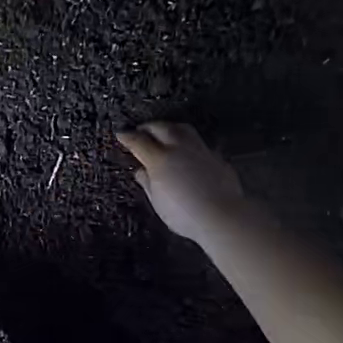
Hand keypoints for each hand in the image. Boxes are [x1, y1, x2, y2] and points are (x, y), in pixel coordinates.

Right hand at [115, 122, 249, 241]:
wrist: (221, 215)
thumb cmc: (184, 215)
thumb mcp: (158, 202)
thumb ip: (148, 183)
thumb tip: (141, 171)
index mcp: (159, 160)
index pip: (138, 142)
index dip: (127, 136)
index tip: (121, 134)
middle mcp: (179, 148)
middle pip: (160, 128)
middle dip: (148, 127)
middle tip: (140, 130)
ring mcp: (199, 150)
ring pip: (182, 128)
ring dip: (169, 127)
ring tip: (164, 131)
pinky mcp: (215, 156)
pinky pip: (198, 141)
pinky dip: (187, 141)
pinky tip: (187, 149)